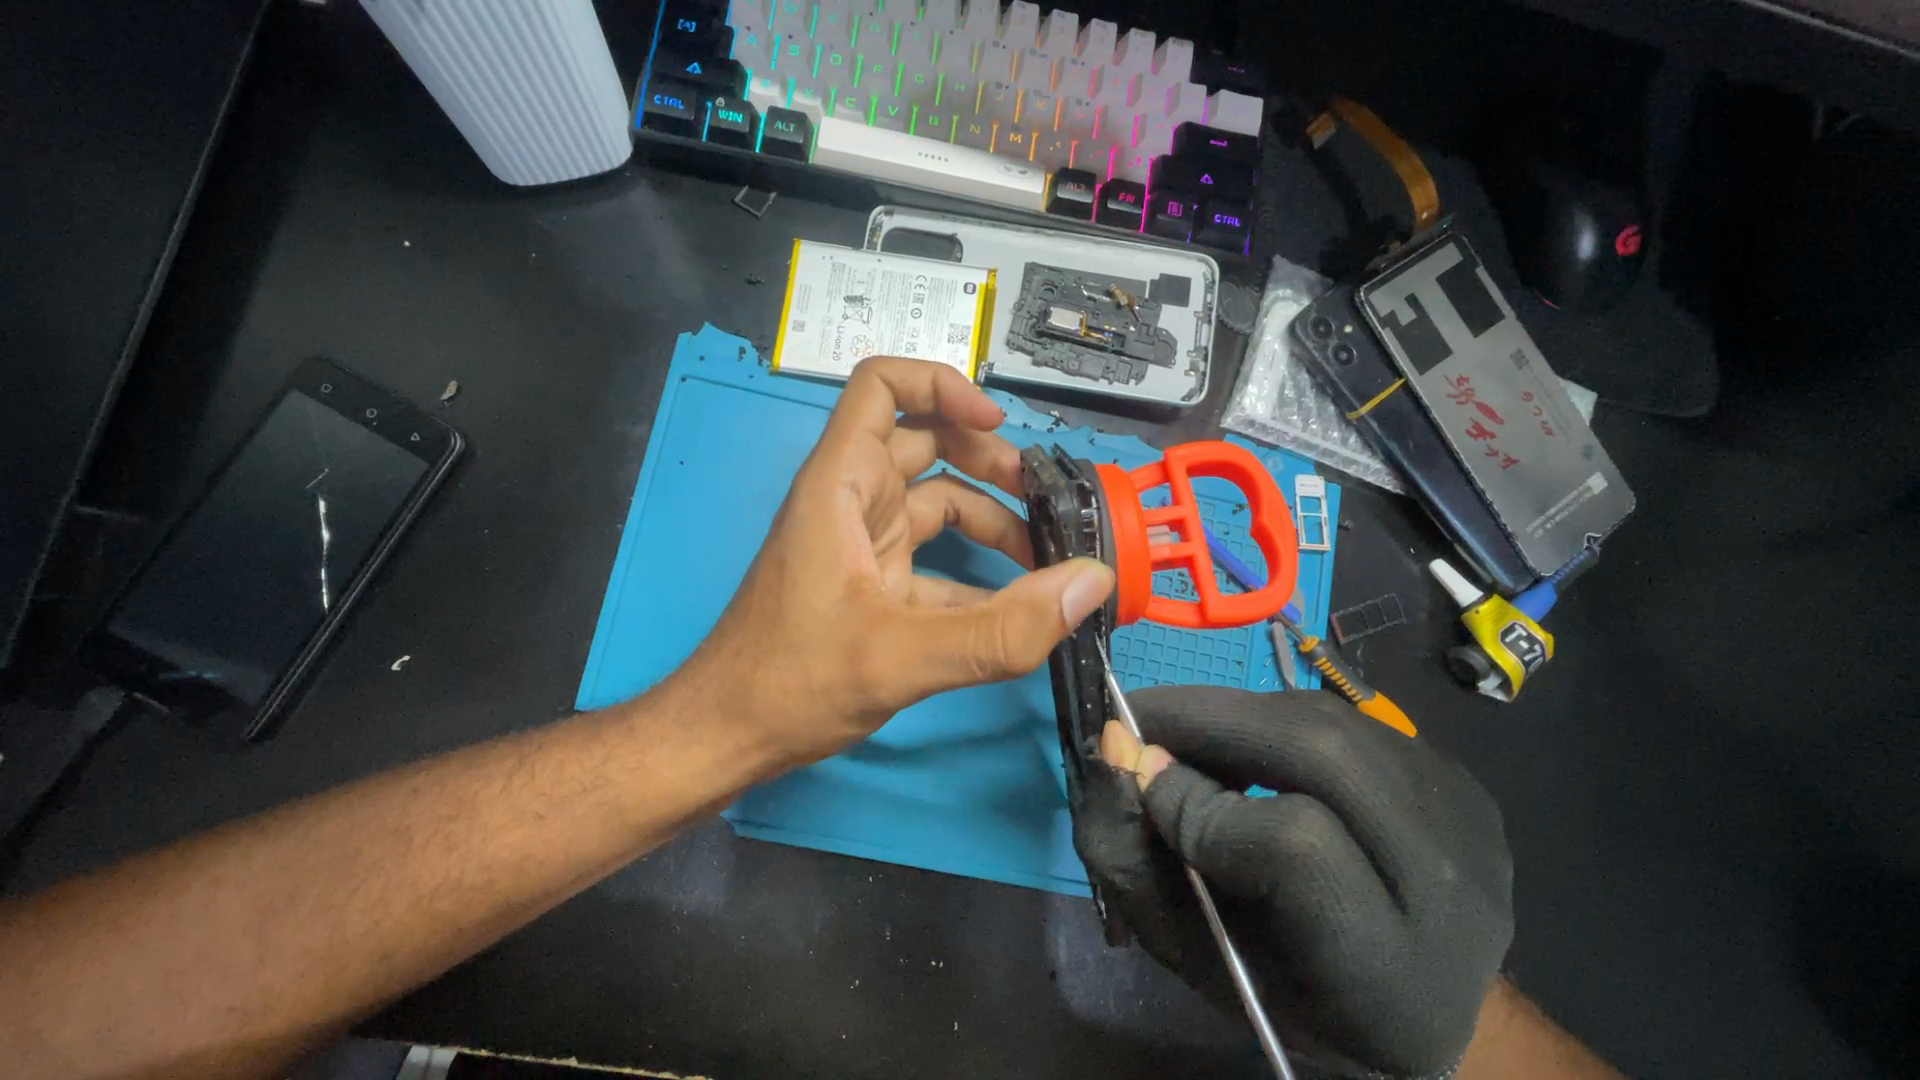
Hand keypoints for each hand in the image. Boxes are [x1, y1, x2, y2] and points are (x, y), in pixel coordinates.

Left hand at [685, 356, 1113, 768]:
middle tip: (1042, 499)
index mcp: (840, 485)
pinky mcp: (873, 584)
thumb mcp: (900, 658)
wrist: (728, 736)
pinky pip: (936, 561)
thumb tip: (1091, 584)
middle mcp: (852, 501)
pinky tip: (1014, 610)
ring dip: (991, 520)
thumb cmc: (791, 683)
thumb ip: (999, 630)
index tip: (997, 423)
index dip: (941, 385)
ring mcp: (863, 543)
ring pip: (936, 502)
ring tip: (1044, 559)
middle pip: (924, 441)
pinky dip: (977, 576)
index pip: (881, 386)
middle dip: (987, 460)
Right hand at [1074, 687, 1512, 1079]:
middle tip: (1140, 718)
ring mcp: (1467, 818)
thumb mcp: (1185, 948)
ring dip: (1239, 715)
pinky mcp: (1463, 779)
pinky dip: (1277, 723)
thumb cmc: (1282, 991)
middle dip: (1211, 721)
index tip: (1141, 788)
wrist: (1415, 1004)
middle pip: (1322, 753)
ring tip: (1186, 734)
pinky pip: (1348, 723)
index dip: (1203, 806)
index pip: (1295, 848)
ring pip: (1330, 723)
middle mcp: (1455, 885)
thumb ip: (1130, 857)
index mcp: (1391, 974)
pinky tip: (1247, 748)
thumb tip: (1112, 747)